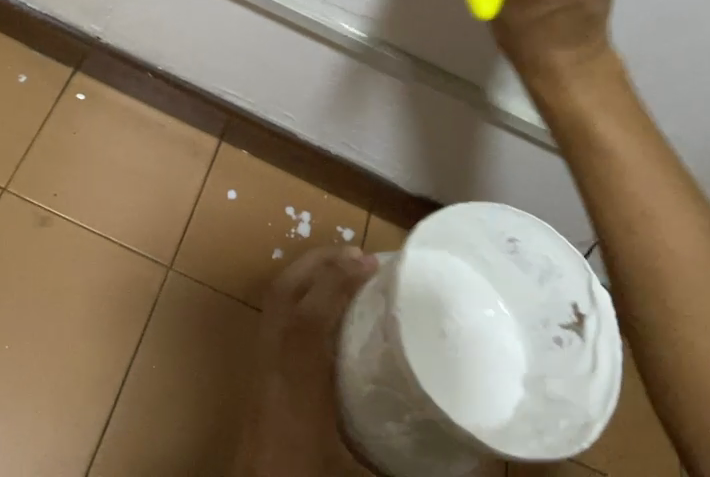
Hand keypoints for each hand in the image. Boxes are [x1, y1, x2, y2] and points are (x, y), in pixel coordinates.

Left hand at [231, 246, 378, 476]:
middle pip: (283, 294)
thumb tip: (455, 460)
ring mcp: (258, 364)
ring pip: (273, 303)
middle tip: (356, 255)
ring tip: (340, 267)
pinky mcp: (254, 374)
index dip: (338, 282)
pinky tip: (320, 306)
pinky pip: (272, 318)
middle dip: (317, 264)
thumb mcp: (350, 469)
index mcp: (294, 383)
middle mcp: (271, 363)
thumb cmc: (297, 472)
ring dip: (305, 276)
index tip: (371, 262)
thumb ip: (397, 461)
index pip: (308, 318)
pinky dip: (295, 297)